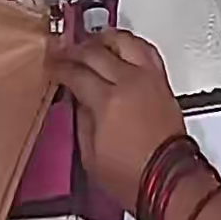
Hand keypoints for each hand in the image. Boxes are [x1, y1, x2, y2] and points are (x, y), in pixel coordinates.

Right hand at [51, 29, 188, 213]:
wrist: (168, 181)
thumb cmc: (134, 175)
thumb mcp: (90, 155)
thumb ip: (81, 118)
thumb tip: (77, 98)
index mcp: (108, 101)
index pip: (76, 73)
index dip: (60, 68)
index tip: (53, 67)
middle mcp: (130, 83)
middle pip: (96, 52)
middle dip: (75, 50)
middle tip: (65, 52)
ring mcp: (148, 78)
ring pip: (124, 41)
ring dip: (104, 39)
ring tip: (93, 42)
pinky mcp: (162, 81)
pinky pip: (146, 50)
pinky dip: (131, 43)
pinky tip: (123, 45)